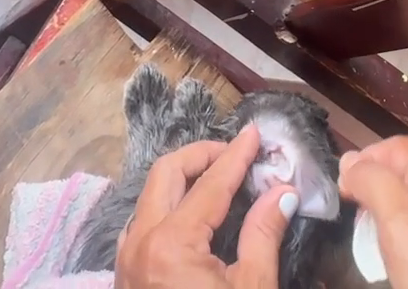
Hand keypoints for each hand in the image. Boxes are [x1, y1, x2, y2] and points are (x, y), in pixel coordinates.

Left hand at [115, 124, 297, 288]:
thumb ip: (263, 235)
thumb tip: (281, 191)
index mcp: (172, 244)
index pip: (211, 183)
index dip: (237, 155)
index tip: (256, 133)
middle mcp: (141, 241)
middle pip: (167, 172)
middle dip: (202, 155)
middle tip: (235, 153)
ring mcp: (128, 258)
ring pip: (150, 194)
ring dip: (183, 177)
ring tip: (219, 177)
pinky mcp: (126, 276)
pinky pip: (143, 221)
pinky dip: (169, 204)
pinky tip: (194, 213)